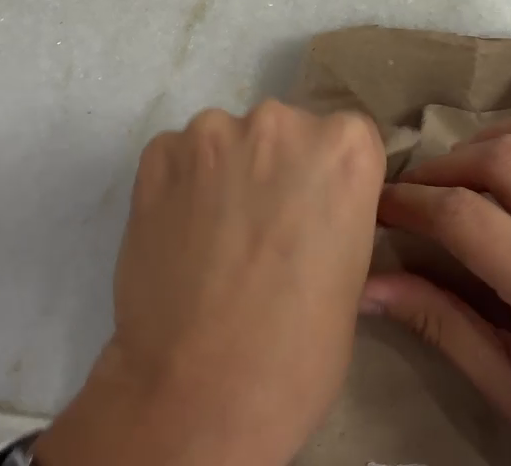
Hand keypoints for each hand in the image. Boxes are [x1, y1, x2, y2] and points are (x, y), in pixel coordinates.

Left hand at [35, 100, 385, 465]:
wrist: (201, 388)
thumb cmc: (298, 348)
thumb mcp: (351, 272)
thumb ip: (334, 212)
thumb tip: (311, 205)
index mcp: (344, 149)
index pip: (345, 136)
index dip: (326, 177)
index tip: (312, 211)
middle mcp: (279, 122)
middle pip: (281, 132)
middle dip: (274, 169)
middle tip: (261, 228)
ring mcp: (212, 133)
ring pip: (224, 141)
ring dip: (223, 173)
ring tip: (214, 237)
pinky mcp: (158, 154)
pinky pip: (177, 156)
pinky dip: (179, 184)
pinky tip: (180, 233)